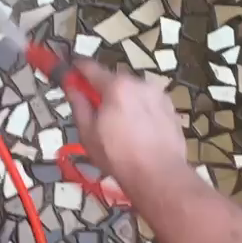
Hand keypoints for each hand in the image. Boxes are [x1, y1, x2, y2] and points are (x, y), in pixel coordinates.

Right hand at [65, 61, 192, 193]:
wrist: (159, 174)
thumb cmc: (118, 156)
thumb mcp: (88, 133)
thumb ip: (79, 105)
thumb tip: (71, 88)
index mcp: (116, 86)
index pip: (90, 67)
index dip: (77, 67)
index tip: (70, 70)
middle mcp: (139, 83)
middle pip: (115, 80)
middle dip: (103, 91)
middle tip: (96, 112)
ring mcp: (158, 94)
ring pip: (133, 92)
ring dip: (124, 101)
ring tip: (121, 127)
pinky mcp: (171, 107)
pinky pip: (149, 103)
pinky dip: (141, 111)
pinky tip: (139, 132)